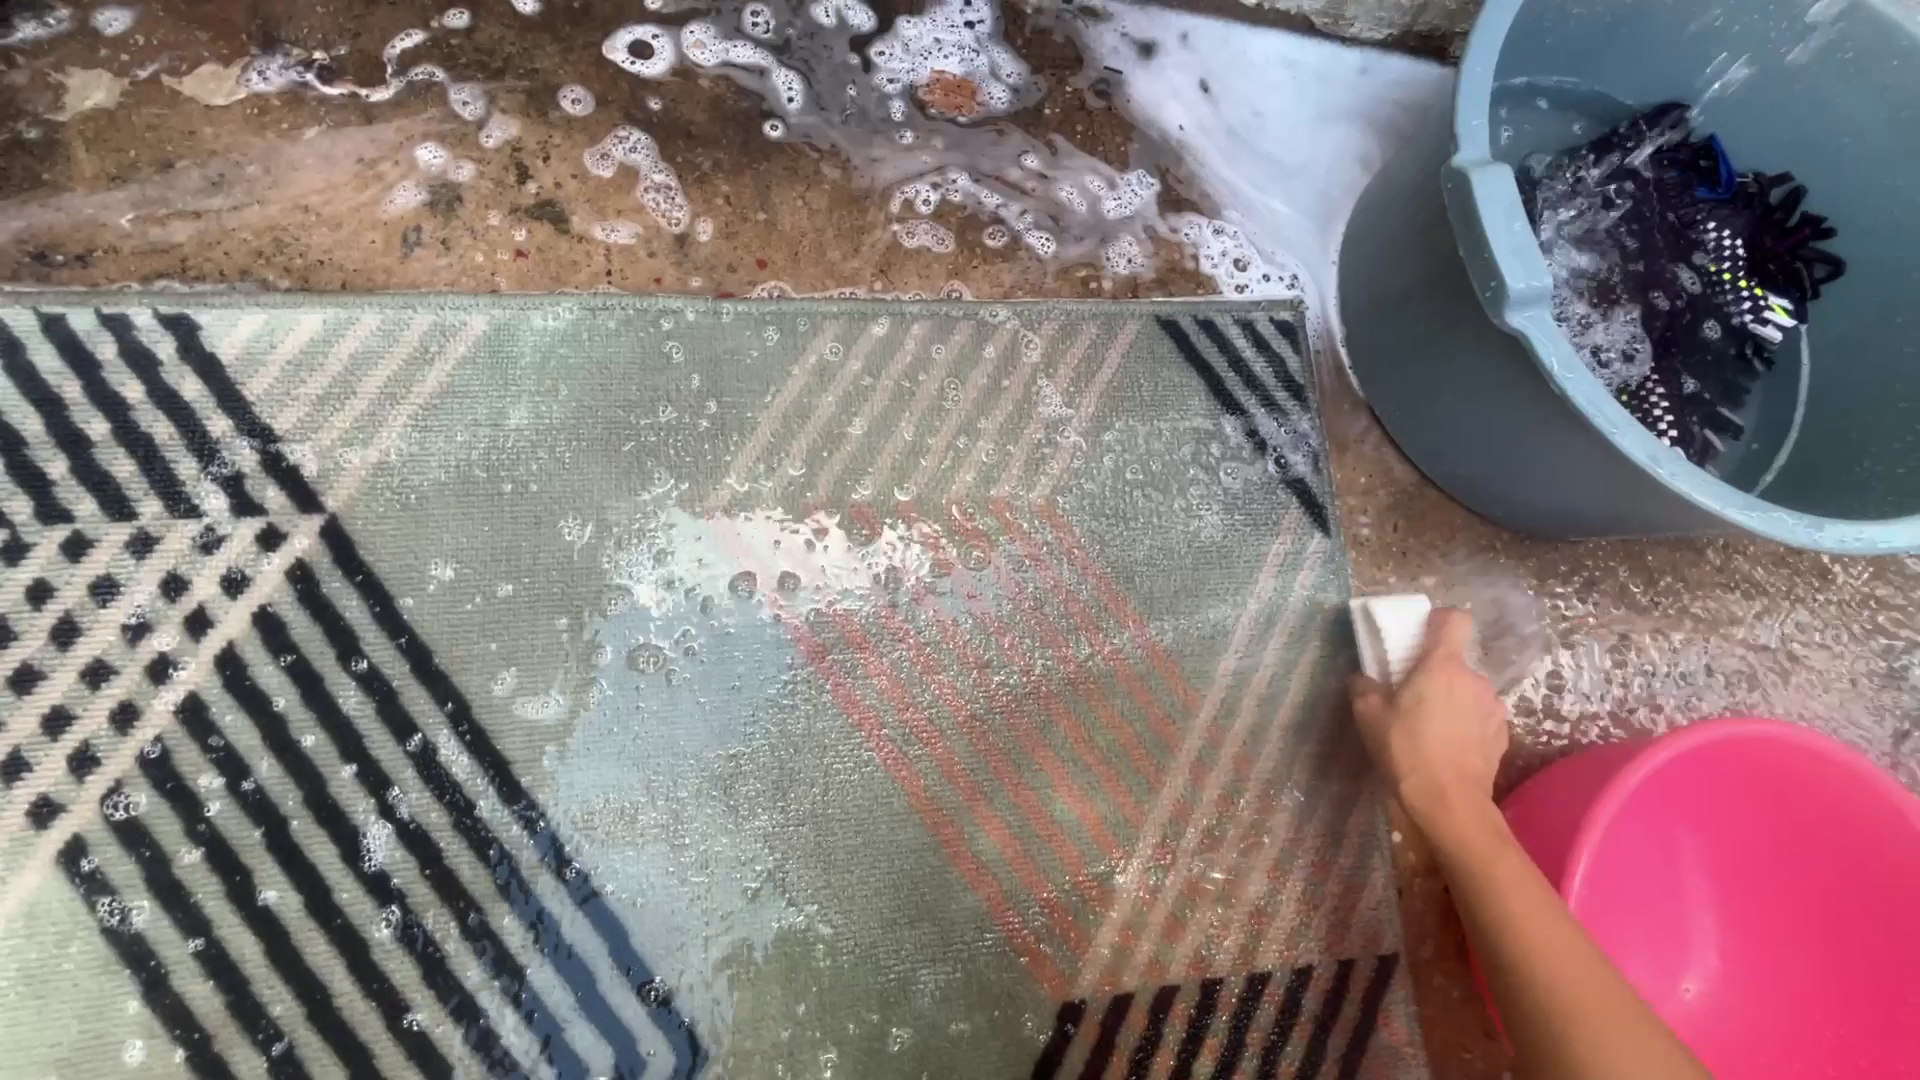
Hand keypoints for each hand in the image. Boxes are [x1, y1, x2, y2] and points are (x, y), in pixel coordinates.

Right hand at [1348, 607, 1509, 835]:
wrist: (1448, 801)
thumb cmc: (1405, 748)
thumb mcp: (1368, 714)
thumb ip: (1364, 687)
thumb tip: (1364, 679)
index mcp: (1442, 665)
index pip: (1455, 620)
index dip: (1438, 621)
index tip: (1419, 635)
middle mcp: (1475, 679)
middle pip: (1456, 662)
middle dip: (1436, 672)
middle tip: (1411, 695)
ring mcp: (1494, 708)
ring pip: (1468, 691)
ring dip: (1452, 699)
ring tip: (1430, 726)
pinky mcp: (1502, 735)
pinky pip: (1479, 716)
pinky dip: (1465, 723)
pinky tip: (1447, 746)